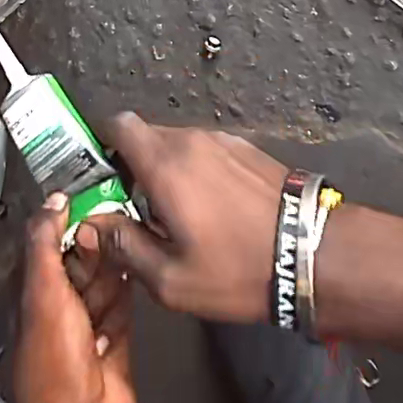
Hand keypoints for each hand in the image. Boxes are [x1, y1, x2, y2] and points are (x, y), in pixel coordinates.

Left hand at [15, 193, 134, 402]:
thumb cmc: (54, 361)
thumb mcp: (44, 292)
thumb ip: (46, 242)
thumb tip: (54, 199)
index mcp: (35, 286)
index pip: (54, 238)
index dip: (71, 221)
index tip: (91, 202)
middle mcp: (61, 298)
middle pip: (86, 254)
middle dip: (97, 252)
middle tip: (102, 256)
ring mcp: (89, 315)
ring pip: (108, 274)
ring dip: (111, 281)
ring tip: (105, 303)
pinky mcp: (115, 329)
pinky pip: (126, 298)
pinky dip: (125, 300)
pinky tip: (119, 312)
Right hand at [84, 112, 288, 322]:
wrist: (311, 252)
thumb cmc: (236, 269)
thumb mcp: (170, 278)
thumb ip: (123, 245)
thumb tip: (91, 225)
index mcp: (165, 164)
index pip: (119, 124)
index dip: (103, 143)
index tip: (103, 174)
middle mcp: (190, 139)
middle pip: (146, 135)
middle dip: (133, 165)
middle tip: (139, 208)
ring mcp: (221, 139)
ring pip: (176, 142)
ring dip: (166, 168)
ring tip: (179, 213)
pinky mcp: (244, 146)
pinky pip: (204, 148)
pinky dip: (195, 168)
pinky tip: (213, 206)